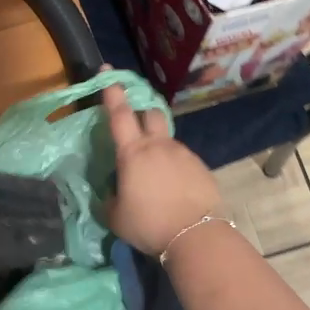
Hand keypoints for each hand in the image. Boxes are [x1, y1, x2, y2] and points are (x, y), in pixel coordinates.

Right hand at [102, 84, 220, 253]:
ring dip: (160, 148)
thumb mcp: (116, 217)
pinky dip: (176, 167)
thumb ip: (111, 199)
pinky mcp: (201, 167)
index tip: (108, 74)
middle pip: (151, 114)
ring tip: (157, 176)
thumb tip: (114, 194)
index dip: (112, 93)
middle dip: (142, 114)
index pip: (119, 115)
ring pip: (168, 140)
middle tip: (135, 127)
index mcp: (133, 153)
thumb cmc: (148, 224)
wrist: (195, 235)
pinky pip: (184, 160)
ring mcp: (184, 154)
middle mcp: (159, 146)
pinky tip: (175, 188)